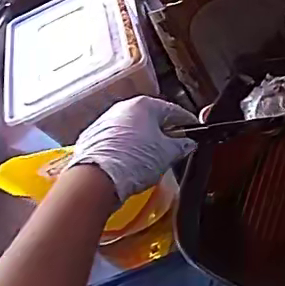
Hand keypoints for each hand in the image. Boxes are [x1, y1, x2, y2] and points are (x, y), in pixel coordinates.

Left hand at [66, 96, 196, 201]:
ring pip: (131, 129)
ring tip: (149, 158)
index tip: (193, 130)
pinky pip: (114, 140)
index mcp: (145, 104)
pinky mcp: (90, 138)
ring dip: (142, 140)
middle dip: (163, 132)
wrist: (95, 181)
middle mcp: (123, 107)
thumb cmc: (134, 161)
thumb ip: (182, 145)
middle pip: (151, 118)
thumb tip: (188, 143)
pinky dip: (124, 148)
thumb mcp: (168, 154)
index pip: (174, 110)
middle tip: (173, 147)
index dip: (187, 122)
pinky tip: (129, 163)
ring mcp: (104, 121)